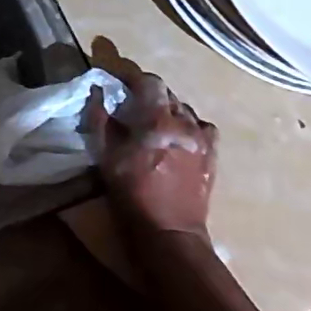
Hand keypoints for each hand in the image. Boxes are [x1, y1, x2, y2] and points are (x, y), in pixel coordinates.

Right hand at [85, 73, 217, 238]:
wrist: (169, 231)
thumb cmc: (132, 192)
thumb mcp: (107, 156)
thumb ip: (101, 120)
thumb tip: (97, 92)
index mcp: (157, 120)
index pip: (149, 82)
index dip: (133, 78)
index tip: (119, 83)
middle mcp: (184, 123)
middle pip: (167, 93)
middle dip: (148, 94)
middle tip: (132, 104)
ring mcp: (202, 139)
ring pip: (185, 109)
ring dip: (168, 109)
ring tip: (154, 121)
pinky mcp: (212, 155)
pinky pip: (203, 127)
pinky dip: (190, 125)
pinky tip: (179, 136)